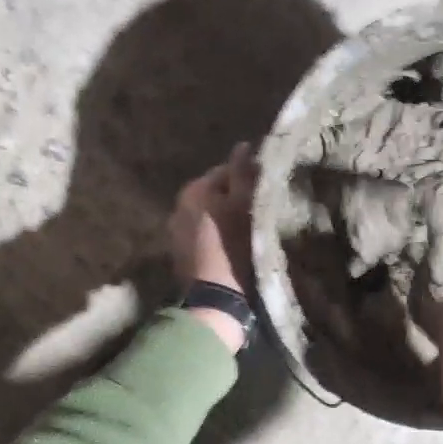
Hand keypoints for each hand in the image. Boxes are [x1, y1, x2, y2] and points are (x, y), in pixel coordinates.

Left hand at [170, 142, 258, 351]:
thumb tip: (244, 145)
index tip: (266, 189)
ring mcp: (176, 233)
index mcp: (193, 190)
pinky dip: (217, 237)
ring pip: (209, 216)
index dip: (248, 177)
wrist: (215, 299)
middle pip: (215, 194)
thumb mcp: (244, 204)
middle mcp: (178, 207)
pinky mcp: (180, 256)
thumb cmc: (234, 246)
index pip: (226, 171)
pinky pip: (203, 237)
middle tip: (259, 210)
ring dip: (226, 219)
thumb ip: (243, 173)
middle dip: (234, 199)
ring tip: (249, 230)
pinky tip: (233, 248)